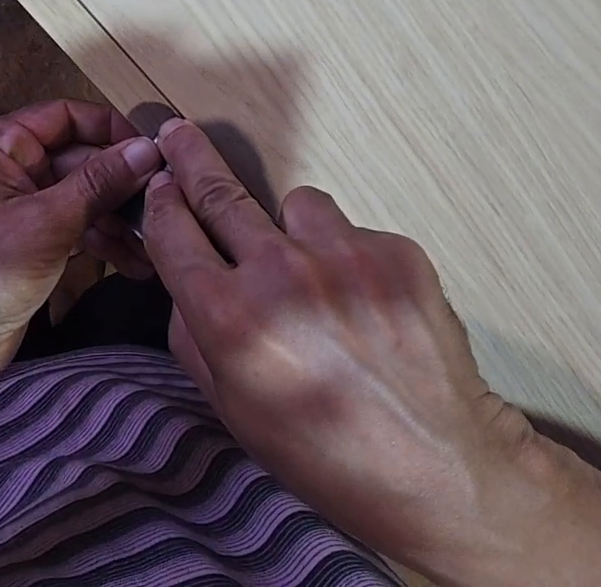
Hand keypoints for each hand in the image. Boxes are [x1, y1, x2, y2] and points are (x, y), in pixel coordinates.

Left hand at [0, 99, 163, 384]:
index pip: (67, 116)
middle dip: (123, 182)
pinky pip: (78, 227)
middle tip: (168, 203)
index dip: (112, 129)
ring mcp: (25, 205)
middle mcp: (13, 166)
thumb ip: (100, 182)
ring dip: (120, 218)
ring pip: (85, 196)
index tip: (156, 151)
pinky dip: (105, 242)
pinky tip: (139, 264)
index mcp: (2, 143)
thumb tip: (149, 148)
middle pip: (81, 158)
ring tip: (161, 242)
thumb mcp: (47, 222)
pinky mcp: (35, 240)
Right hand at [141, 117, 547, 577]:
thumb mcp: (231, 407)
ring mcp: (342, 256)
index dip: (160, 204)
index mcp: (228, 317)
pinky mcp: (395, 251)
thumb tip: (186, 281)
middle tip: (178, 131)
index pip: (173, 232)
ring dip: (290, 230)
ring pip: (294, 206)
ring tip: (314, 278)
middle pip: (219, 193)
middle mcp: (279, 274)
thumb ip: (193, 335)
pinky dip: (348, 256)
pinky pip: (352, 231)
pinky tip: (363, 303)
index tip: (160, 185)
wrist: (439, 470)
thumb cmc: (323, 452)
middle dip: (190, 157)